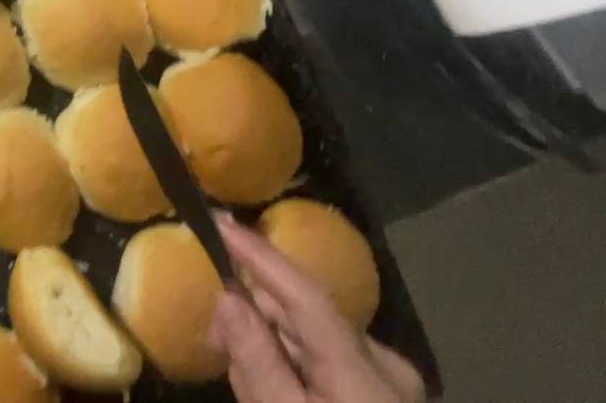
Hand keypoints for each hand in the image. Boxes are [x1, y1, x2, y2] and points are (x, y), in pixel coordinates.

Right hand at [212, 216, 424, 402]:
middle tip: (214, 341)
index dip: (260, 255)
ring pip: (310, 339)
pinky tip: (275, 391)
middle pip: (303, 316)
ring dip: (270, 345)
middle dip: (253, 316)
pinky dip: (292, 366)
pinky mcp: (386, 399)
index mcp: (363, 372)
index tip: (218, 221)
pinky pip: (326, 362)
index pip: (304, 296)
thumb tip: (227, 299)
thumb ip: (256, 364)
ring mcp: (391, 385)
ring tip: (247, 382)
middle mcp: (385, 367)